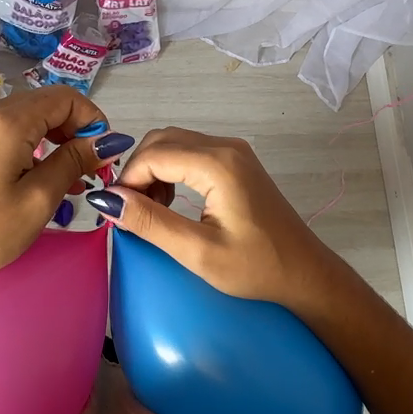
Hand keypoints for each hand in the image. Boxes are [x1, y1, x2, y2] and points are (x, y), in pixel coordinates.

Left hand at [0, 87, 134, 290]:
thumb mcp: (39, 199)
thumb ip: (74, 161)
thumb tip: (108, 139)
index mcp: (9, 121)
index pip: (66, 98)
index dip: (93, 120)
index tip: (106, 154)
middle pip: (48, 104)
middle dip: (78, 130)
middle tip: (94, 168)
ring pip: (31, 118)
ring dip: (58, 140)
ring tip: (76, 179)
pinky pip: (12, 132)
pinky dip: (36, 147)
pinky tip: (47, 178)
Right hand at [84, 128, 350, 314]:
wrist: (305, 273)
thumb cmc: (256, 268)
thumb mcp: (198, 252)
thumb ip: (151, 223)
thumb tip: (107, 201)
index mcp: (217, 164)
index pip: (153, 154)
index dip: (127, 180)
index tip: (114, 213)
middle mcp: (225, 146)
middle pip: (161, 140)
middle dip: (137, 171)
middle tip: (129, 211)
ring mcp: (233, 151)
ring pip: (174, 143)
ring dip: (152, 171)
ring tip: (148, 211)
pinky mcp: (236, 161)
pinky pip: (190, 152)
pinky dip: (170, 171)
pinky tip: (170, 203)